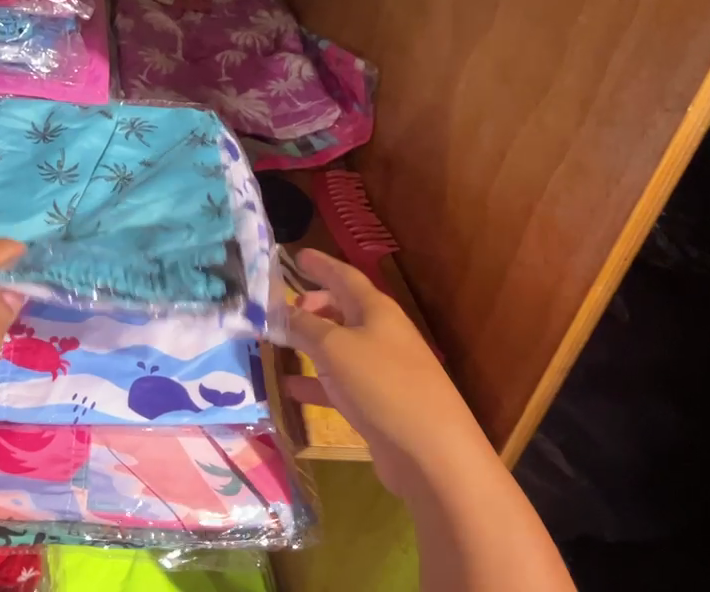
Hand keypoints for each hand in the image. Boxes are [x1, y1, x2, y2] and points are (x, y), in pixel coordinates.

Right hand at [281, 248, 491, 492]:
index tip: (297, 255)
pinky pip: (341, 383)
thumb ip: (302, 325)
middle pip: (344, 309)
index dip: (321, 264)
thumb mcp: (333, 347)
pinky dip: (316, 382)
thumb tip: (277, 310)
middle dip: (314, 305)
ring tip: (280, 343)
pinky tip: (290, 388)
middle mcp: (382, 334)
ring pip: (340, 347)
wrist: (432, 453)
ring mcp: (383, 370)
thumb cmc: (381, 384)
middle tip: (285, 308)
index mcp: (376, 310)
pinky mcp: (380, 404)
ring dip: (311, 344)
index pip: (344, 275)